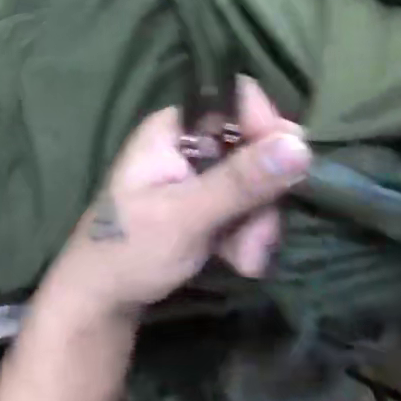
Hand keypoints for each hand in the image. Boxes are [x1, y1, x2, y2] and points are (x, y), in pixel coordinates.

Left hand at [40, 78, 311, 325]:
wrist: (101, 300)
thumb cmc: (127, 250)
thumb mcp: (185, 216)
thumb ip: (240, 182)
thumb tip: (299, 145)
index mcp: (171, 129)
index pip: (236, 100)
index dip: (268, 127)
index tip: (289, 167)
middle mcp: (187, 144)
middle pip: (256, 147)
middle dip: (264, 198)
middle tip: (256, 242)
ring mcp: (198, 176)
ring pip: (258, 183)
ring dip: (258, 226)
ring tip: (242, 261)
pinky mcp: (207, 205)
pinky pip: (248, 208)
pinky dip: (249, 236)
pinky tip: (239, 263)